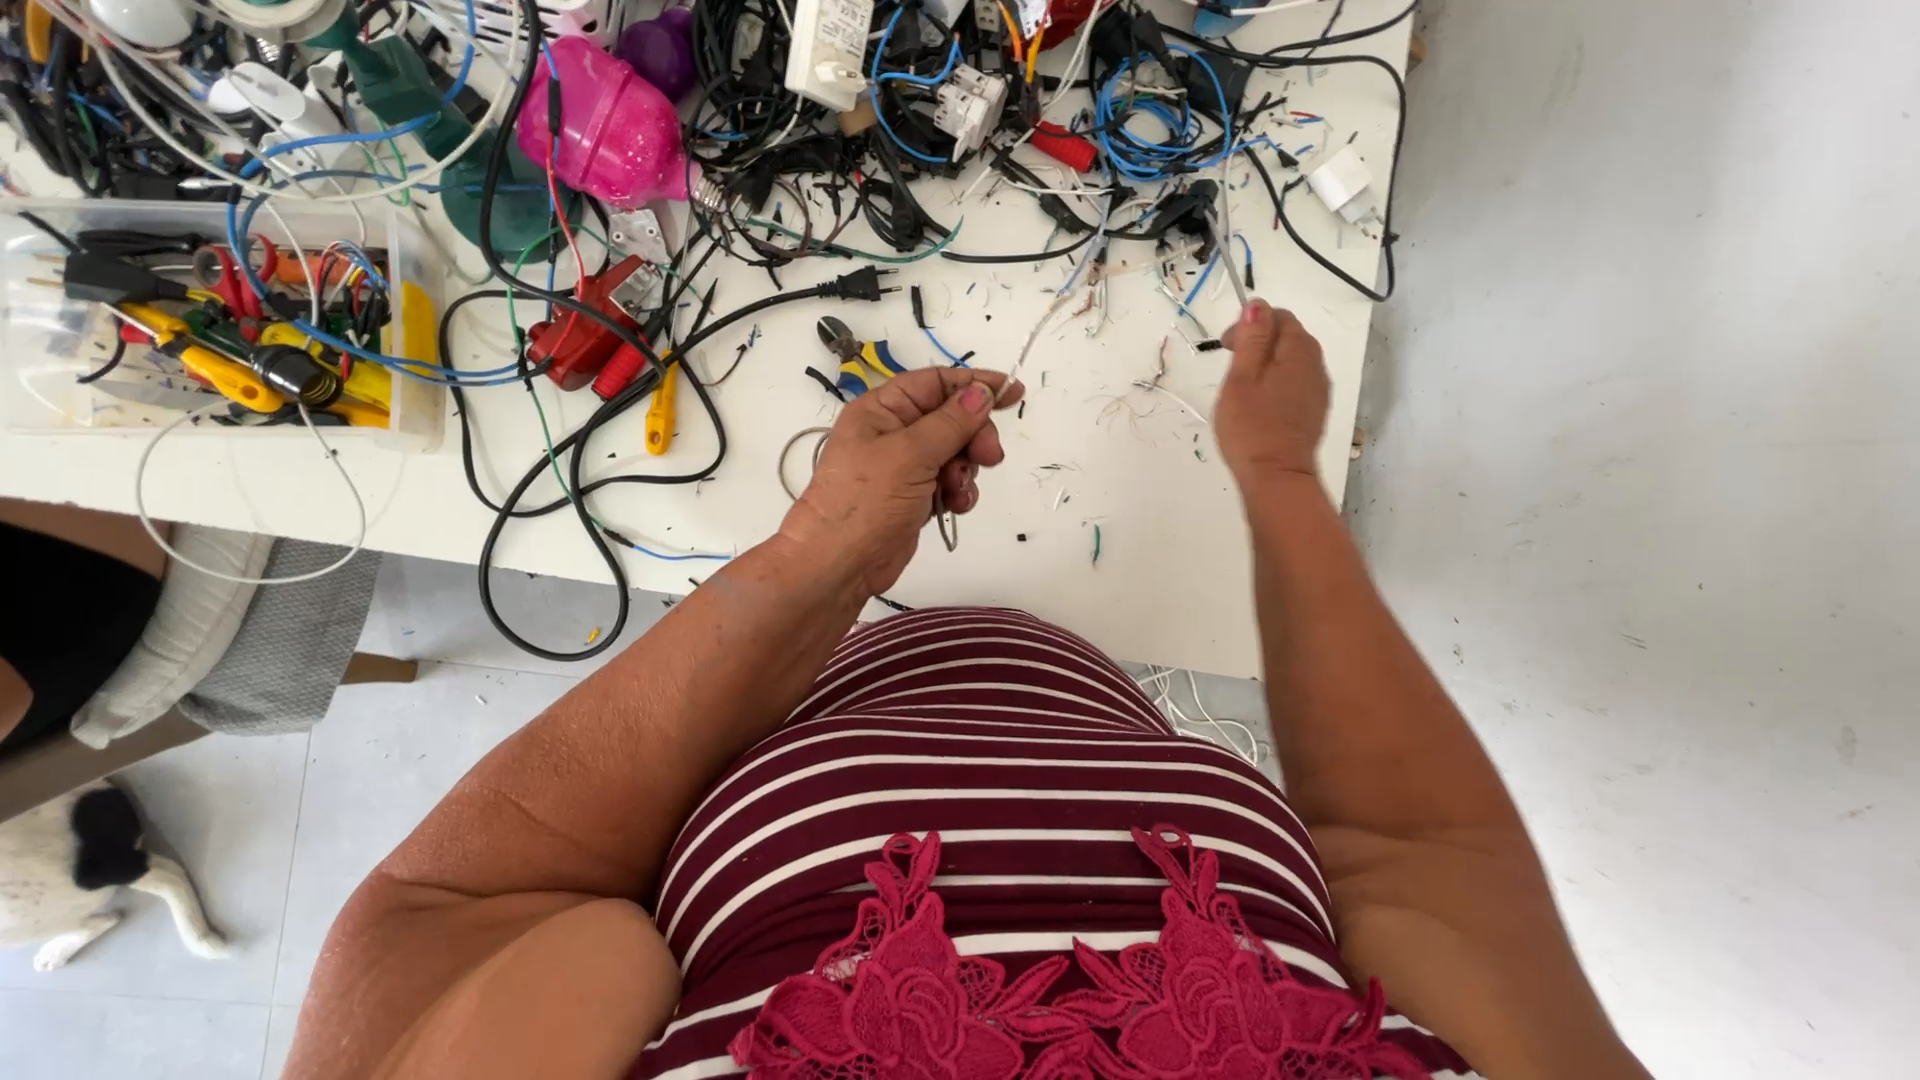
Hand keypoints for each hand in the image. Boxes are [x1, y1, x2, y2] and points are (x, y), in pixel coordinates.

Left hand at [780, 368, 1023, 597]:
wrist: (840, 564)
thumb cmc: (866, 501)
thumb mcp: (910, 454)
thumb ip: (950, 422)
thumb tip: (981, 392)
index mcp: (882, 410)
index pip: (935, 383)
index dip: (974, 385)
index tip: (1013, 393)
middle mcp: (893, 433)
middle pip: (951, 419)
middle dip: (974, 436)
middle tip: (990, 457)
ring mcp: (904, 467)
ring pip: (955, 452)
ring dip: (966, 469)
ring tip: (956, 490)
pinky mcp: (915, 497)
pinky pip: (950, 483)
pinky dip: (959, 492)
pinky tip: (955, 506)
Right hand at [1216, 299, 1330, 482]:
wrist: (1277, 476)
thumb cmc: (1251, 426)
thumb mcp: (1242, 377)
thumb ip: (1251, 338)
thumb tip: (1257, 304)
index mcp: (1299, 350)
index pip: (1278, 316)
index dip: (1250, 324)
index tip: (1226, 347)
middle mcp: (1316, 365)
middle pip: (1288, 338)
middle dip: (1258, 343)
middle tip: (1230, 368)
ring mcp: (1318, 390)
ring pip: (1291, 362)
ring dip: (1267, 365)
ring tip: (1242, 389)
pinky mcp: (1314, 411)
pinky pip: (1295, 384)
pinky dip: (1276, 385)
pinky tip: (1260, 406)